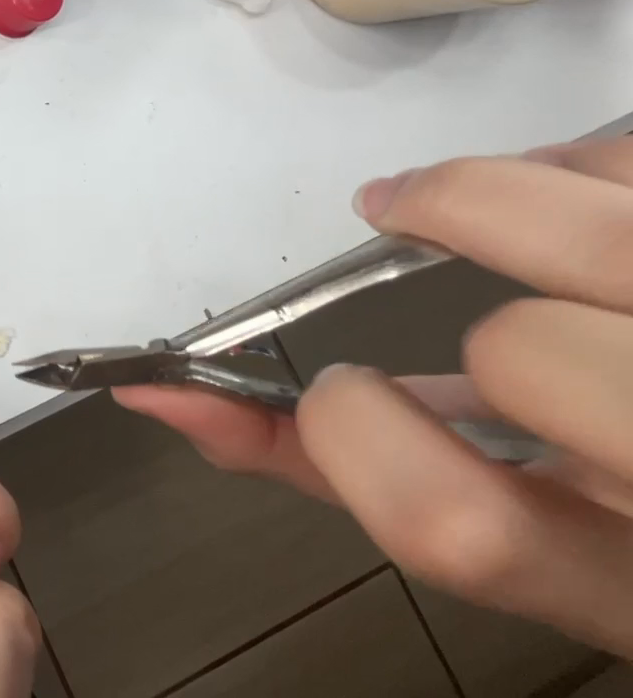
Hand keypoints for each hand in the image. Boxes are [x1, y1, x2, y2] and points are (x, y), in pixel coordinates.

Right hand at [115, 140, 632, 655]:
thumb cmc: (597, 498)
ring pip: (614, 244)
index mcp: (624, 581)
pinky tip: (582, 192)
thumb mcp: (470, 509)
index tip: (336, 381)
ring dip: (510, 190)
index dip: (353, 431)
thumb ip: (310, 459)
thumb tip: (158, 390)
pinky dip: (589, 164)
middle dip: (458, 294)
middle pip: (527, 358)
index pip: (451, 520)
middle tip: (414, 229)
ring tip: (492, 196)